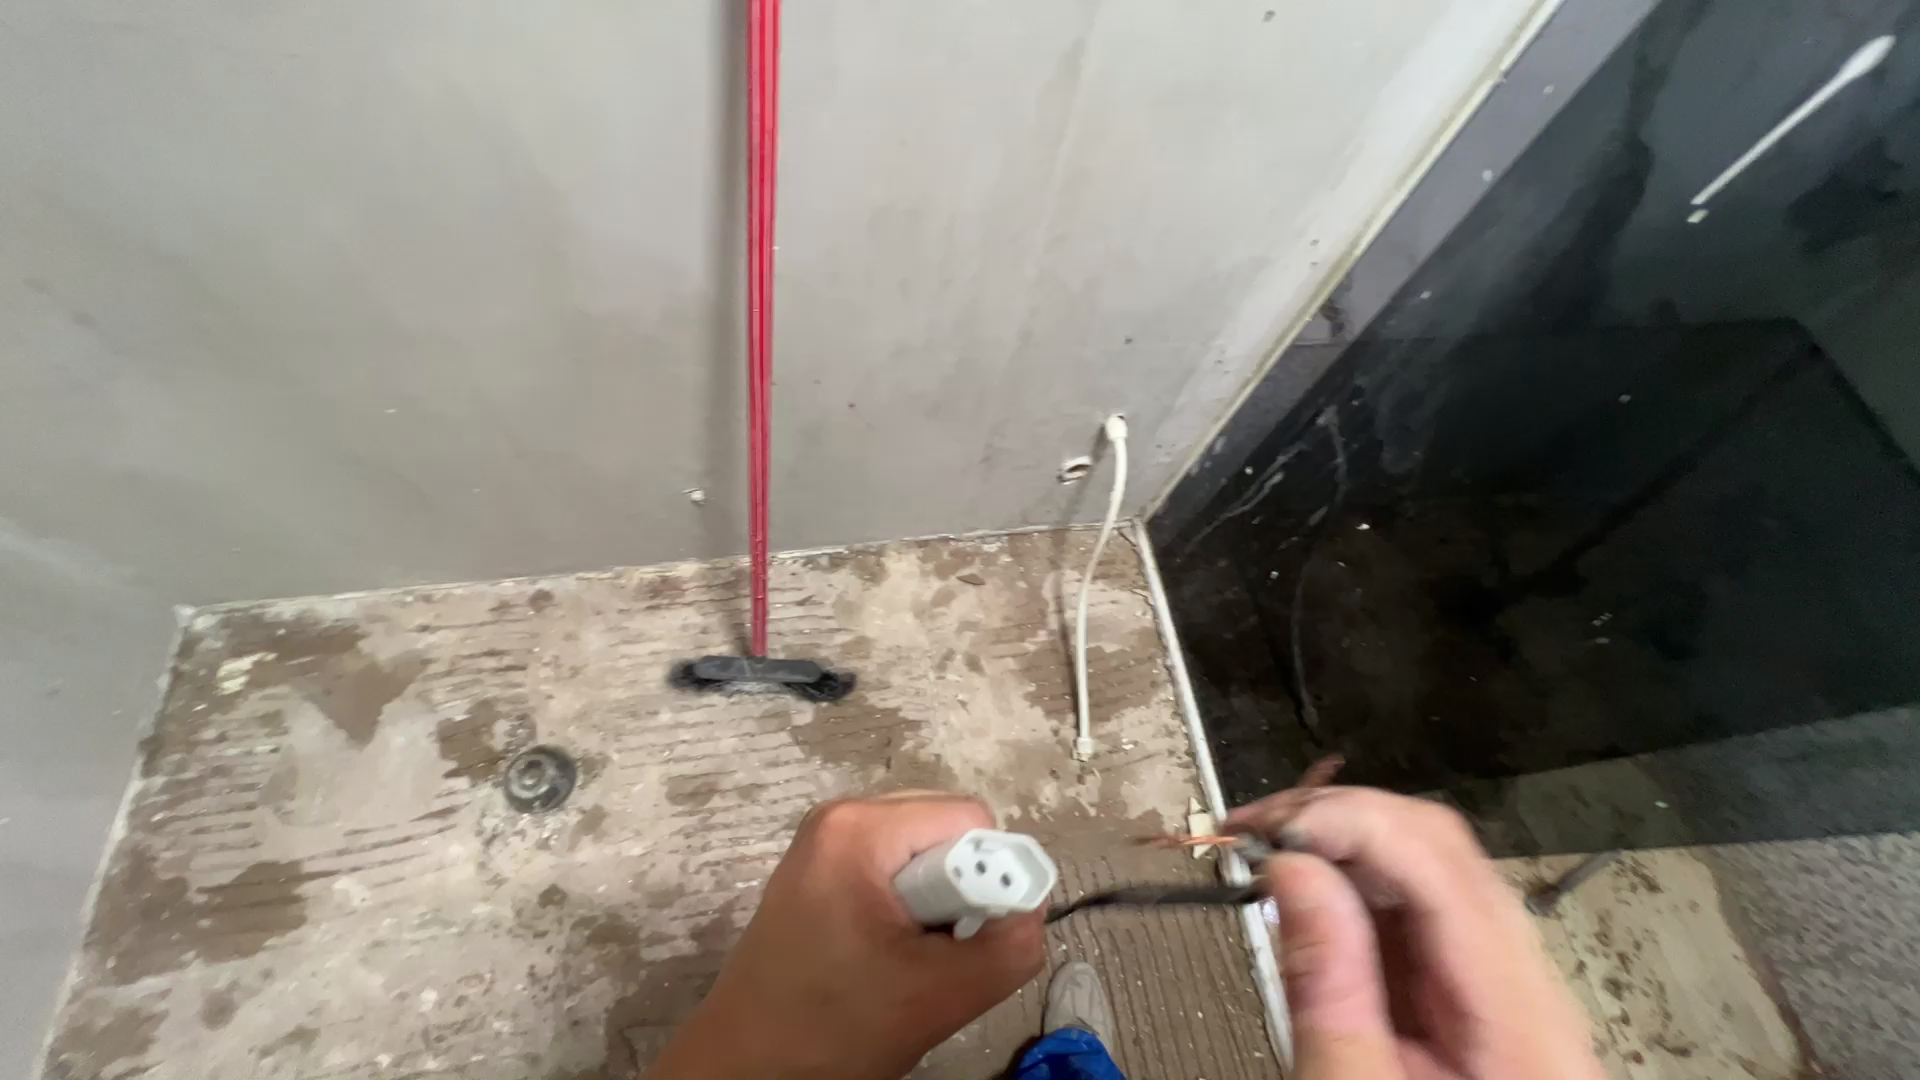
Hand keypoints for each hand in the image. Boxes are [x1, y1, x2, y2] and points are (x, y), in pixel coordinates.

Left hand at [643, 793, 1046, 1079]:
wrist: (740, 1069)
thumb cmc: (830, 1029)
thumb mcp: (935, 997)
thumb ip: (1006, 948)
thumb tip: (1035, 909)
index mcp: (861, 827)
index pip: (967, 818)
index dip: (988, 875)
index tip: (969, 933)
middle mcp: (841, 815)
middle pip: (942, 826)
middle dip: (959, 886)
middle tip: (938, 949)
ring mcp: (825, 838)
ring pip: (922, 847)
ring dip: (935, 898)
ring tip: (909, 955)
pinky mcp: (819, 864)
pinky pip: (892, 862)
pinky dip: (908, 900)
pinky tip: (886, 949)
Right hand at [1226, 788, 1604, 1079]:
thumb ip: (1327, 984)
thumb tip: (1288, 866)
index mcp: (1523, 1026)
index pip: (1441, 866)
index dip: (1350, 822)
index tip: (1266, 830)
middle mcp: (1527, 984)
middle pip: (1440, 847)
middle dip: (1338, 818)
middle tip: (1252, 832)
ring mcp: (1502, 979)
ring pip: (1425, 861)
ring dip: (1338, 839)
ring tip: (1262, 852)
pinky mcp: (1468, 984)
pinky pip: (1412, 899)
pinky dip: (1348, 875)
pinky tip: (1301, 887)